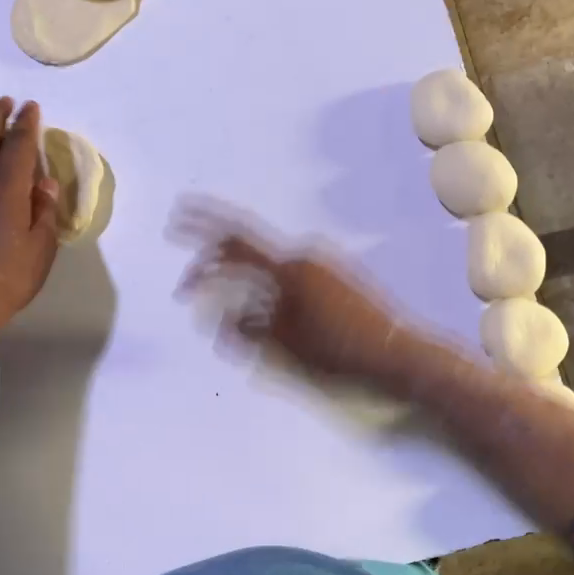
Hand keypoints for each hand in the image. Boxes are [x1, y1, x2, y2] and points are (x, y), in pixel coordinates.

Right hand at [171, 198, 416, 382]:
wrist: (399, 353)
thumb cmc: (340, 351)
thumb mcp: (286, 345)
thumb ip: (247, 328)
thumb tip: (218, 317)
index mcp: (290, 266)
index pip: (234, 239)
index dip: (201, 226)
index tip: (174, 221)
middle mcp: (305, 256)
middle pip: (248, 251)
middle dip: (214, 261)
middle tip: (190, 282)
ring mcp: (324, 265)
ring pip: (269, 268)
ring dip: (243, 282)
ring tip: (227, 308)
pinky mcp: (337, 277)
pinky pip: (289, 276)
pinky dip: (267, 288)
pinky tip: (263, 311)